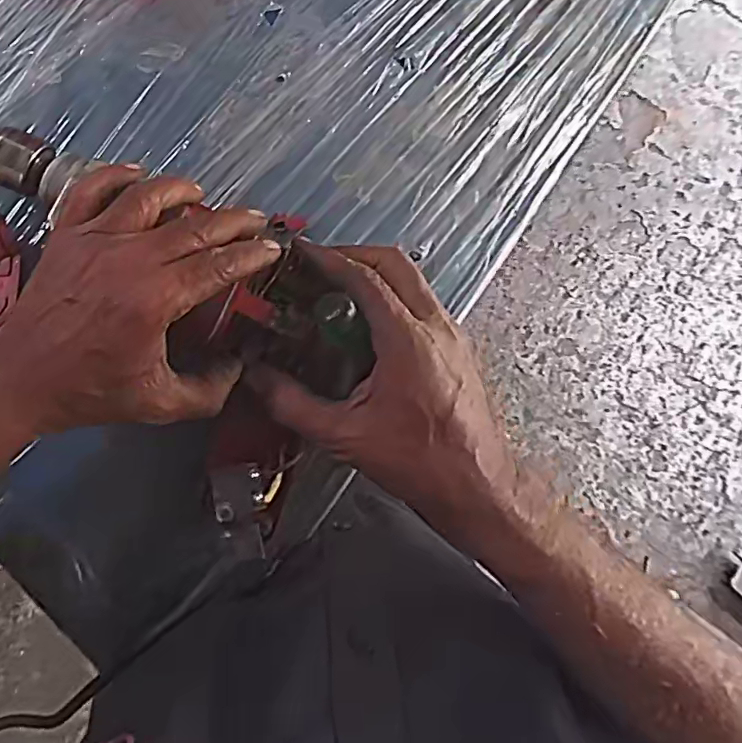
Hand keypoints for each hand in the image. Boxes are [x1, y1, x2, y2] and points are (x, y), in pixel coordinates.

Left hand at [0, 165, 284, 437]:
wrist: (18, 381)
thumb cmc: (86, 391)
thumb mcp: (157, 404)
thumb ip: (208, 391)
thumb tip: (238, 369)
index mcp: (155, 299)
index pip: (217, 265)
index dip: (251, 254)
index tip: (270, 247)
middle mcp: (129, 259)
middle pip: (194, 227)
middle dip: (233, 220)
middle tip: (255, 219)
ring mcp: (95, 240)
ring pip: (147, 197)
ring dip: (180, 189)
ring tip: (199, 192)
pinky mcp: (67, 235)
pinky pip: (91, 190)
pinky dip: (115, 175)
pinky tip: (135, 174)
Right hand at [248, 244, 521, 537]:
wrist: (481, 489)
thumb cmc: (428, 464)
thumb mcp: (346, 436)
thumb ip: (293, 404)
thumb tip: (260, 380)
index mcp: (408, 341)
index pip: (365, 278)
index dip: (330, 259)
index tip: (306, 253)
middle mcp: (436, 327)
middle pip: (394, 262)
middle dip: (354, 254)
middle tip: (322, 265)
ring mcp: (451, 334)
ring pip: (412, 279)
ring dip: (374, 275)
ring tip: (339, 293)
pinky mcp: (456, 347)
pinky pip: (420, 302)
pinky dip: (391, 297)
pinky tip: (369, 327)